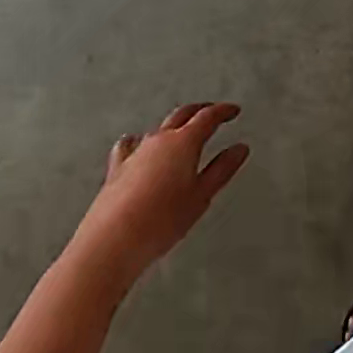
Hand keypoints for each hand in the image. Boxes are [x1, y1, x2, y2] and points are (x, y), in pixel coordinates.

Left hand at [74, 103, 250, 271]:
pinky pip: (130, 145)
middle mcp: (160, 140)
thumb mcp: (202, 196)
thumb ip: (222, 169)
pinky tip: (138, 145)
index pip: (208, 117)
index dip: (223, 111)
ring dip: (174, 125)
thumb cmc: (160, 221)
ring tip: (181, 129)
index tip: (233, 110)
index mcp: (184, 142)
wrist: (112, 242)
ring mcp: (136, 152)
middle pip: (183, 114)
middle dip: (201, 110)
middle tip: (213, 112)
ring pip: (159, 128)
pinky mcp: (117, 169)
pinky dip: (140, 141)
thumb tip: (240, 149)